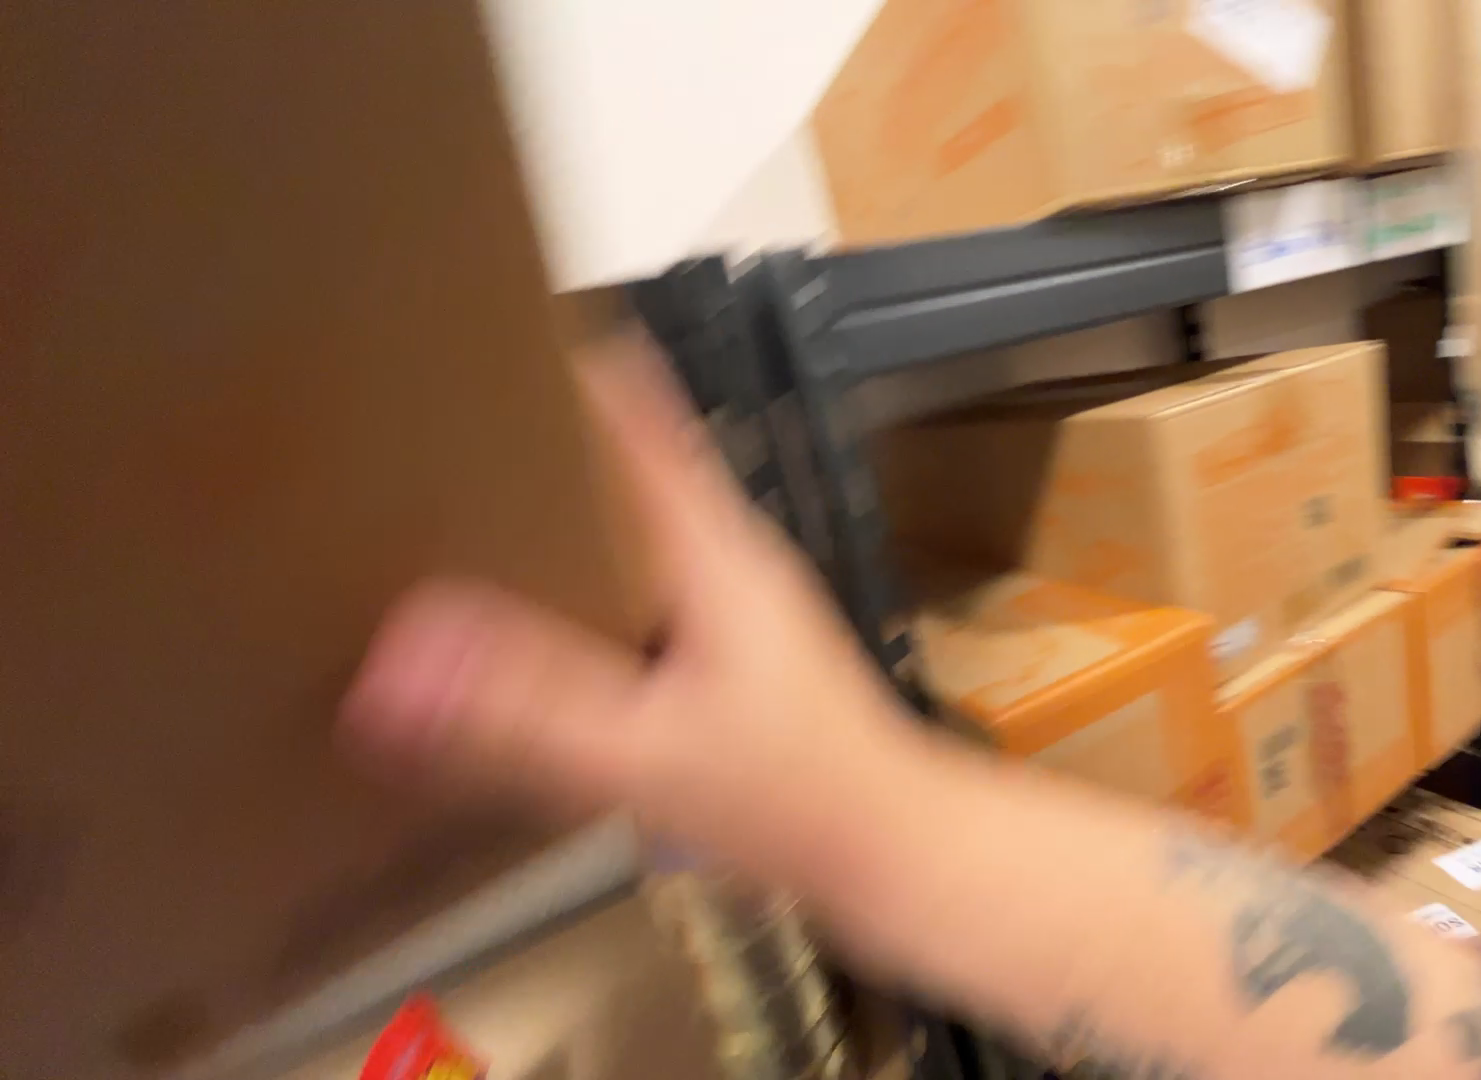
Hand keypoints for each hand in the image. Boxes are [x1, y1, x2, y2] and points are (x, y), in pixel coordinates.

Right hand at [339, 332, 927, 897]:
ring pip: (639, 534)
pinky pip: (646, 593)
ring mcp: (734, 605)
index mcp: (718, 551)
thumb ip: (536, 710)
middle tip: (441, 431)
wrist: (878, 833)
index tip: (497, 337)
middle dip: (551, 448)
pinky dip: (591, 584)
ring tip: (466, 511)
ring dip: (571, 517)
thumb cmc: (794, 789)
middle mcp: (730, 561)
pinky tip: (539, 618)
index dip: (585, 377)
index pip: (652, 429)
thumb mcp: (656, 753)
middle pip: (635, 473)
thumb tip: (400, 656)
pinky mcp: (730, 652)